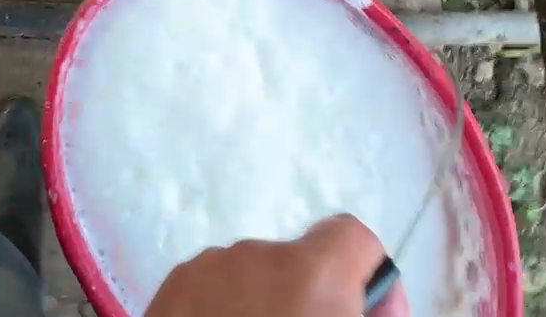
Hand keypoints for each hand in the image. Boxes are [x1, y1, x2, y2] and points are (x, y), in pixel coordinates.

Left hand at [143, 214, 411, 316]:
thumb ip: (363, 314)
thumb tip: (361, 310)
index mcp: (312, 274)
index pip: (353, 236)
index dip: (371, 277)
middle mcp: (259, 254)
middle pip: (302, 266)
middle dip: (313, 304)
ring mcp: (210, 264)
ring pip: (256, 278)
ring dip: (268, 309)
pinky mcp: (174, 282)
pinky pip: (216, 286)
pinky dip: (227, 312)